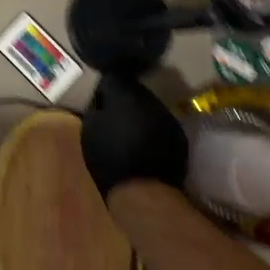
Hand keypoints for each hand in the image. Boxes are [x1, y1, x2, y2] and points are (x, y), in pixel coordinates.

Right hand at [80, 74, 188, 197]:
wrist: (143, 192)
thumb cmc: (109, 158)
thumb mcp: (90, 130)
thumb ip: (96, 109)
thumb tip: (100, 99)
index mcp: (126, 95)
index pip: (113, 77)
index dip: (103, 87)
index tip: (97, 97)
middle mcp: (151, 101)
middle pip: (134, 89)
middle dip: (123, 97)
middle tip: (111, 111)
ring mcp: (168, 118)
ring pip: (149, 106)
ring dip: (138, 112)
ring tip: (127, 126)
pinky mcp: (179, 137)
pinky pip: (160, 123)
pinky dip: (151, 127)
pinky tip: (142, 141)